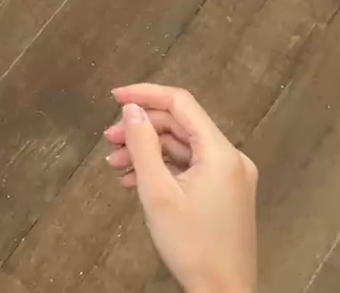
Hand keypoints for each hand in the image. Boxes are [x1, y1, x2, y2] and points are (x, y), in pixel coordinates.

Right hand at [104, 84, 257, 292]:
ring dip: (145, 150)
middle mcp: (230, 159)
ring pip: (180, 146)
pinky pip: (188, 166)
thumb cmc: (191, 245)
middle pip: (178, 125)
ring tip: (114, 164)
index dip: (144, 94)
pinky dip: (160, 168)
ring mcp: (229, 178)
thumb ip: (143, 143)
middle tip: (108, 141)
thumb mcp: (158, 192)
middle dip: (140, 129)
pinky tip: (132, 180)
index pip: (180, 102)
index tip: (113, 98)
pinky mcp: (224, 194)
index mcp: (221, 154)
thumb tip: (132, 108)